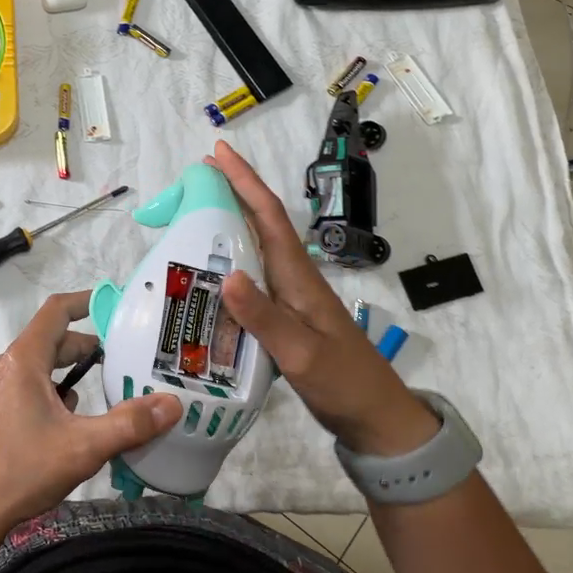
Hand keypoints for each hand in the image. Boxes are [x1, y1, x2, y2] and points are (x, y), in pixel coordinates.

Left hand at [0, 291, 181, 530]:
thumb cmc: (22, 469)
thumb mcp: (83, 446)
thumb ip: (129, 424)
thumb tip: (172, 403)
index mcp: (25, 360)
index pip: (56, 311)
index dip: (85, 301)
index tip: (115, 305)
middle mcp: (10, 366)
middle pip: (54, 340)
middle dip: (89, 346)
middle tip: (126, 358)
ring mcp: (3, 389)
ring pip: (45, 367)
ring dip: (74, 373)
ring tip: (110, 389)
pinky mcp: (1, 411)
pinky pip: (35, 388)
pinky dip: (59, 393)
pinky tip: (79, 423)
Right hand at [207, 141, 439, 455]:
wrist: (377, 419)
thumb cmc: (343, 383)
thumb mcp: (301, 354)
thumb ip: (264, 317)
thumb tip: (225, 274)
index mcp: (297, 277)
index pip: (269, 216)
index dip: (244, 181)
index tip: (218, 153)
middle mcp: (292, 277)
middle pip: (261, 221)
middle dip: (233, 190)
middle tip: (195, 174)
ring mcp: (290, 295)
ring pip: (255, 244)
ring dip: (229, 219)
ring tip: (195, 208)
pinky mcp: (284, 314)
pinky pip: (252, 272)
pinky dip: (229, 256)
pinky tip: (210, 266)